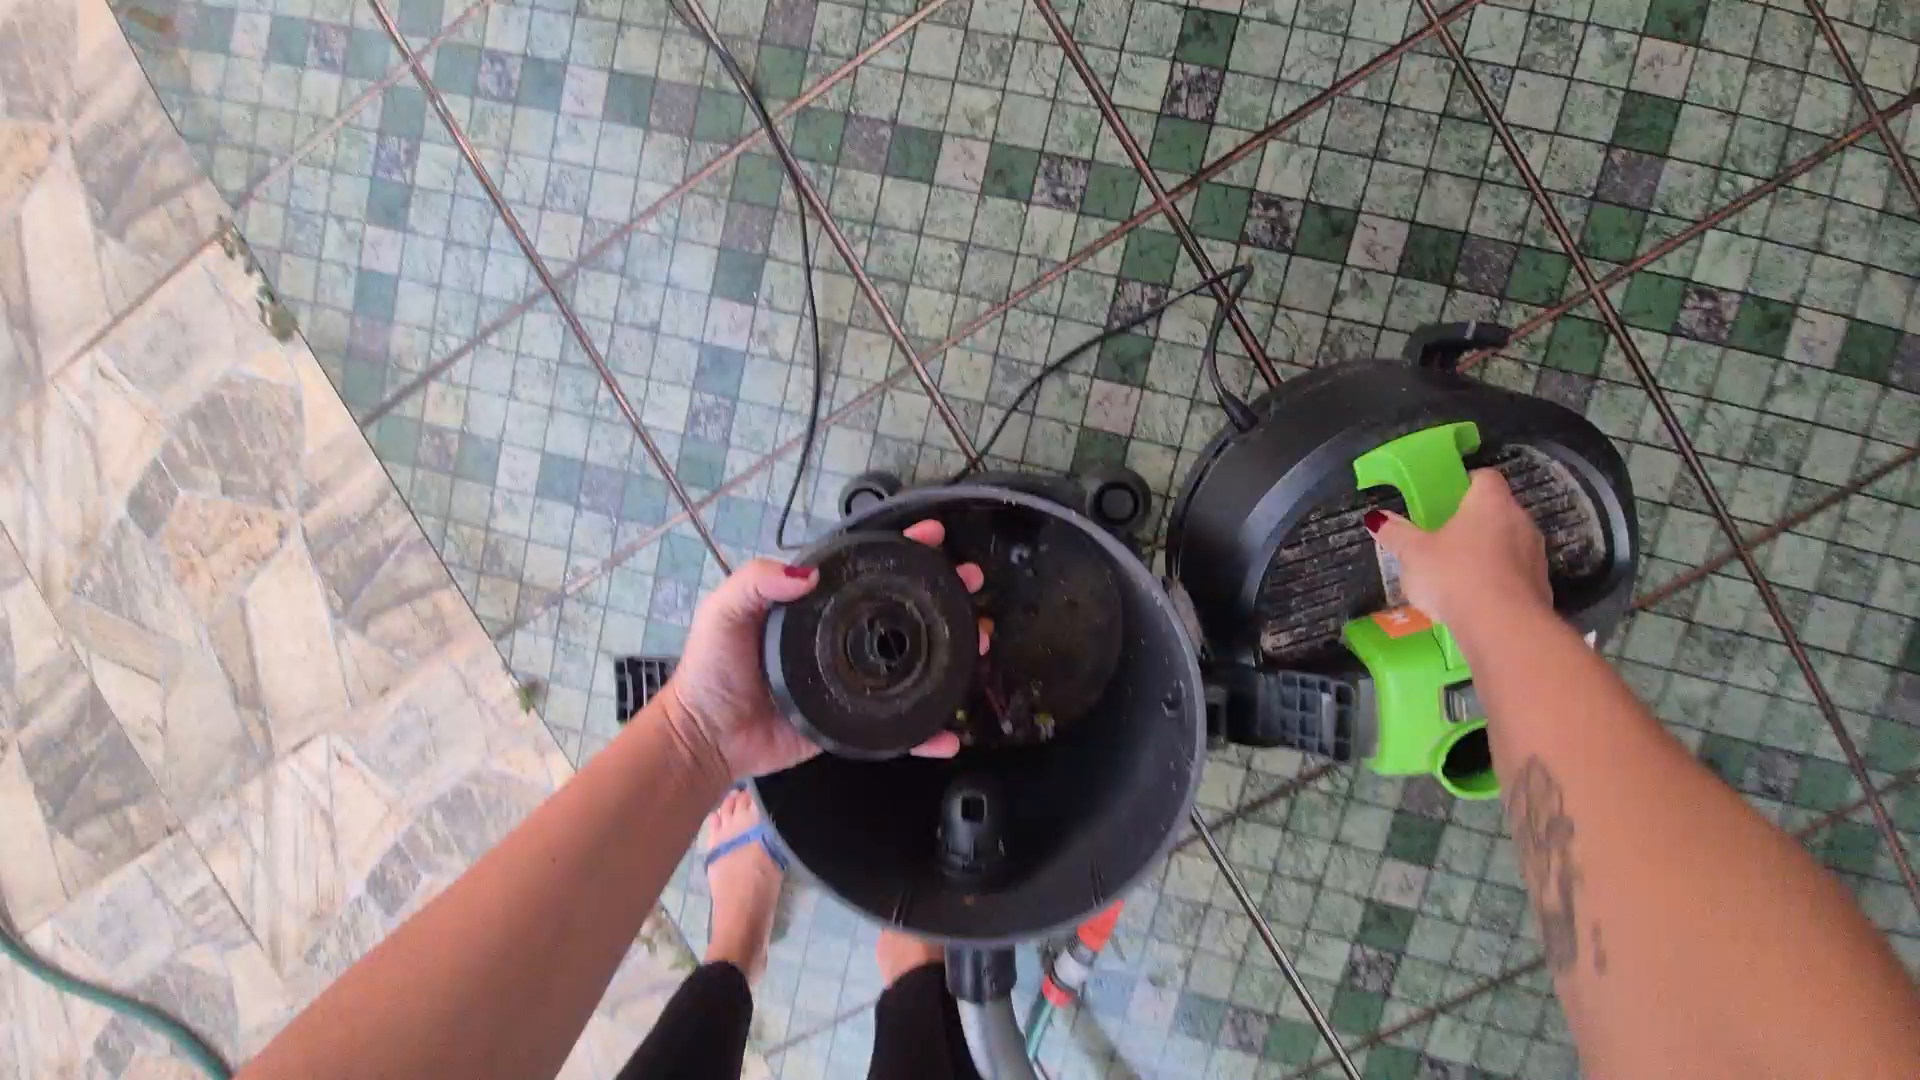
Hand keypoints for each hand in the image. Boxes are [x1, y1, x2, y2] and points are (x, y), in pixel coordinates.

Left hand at [660, 520, 985, 783]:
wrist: (706, 737)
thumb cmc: (713, 669)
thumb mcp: (725, 613)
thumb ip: (756, 583)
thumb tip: (809, 574)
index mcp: (819, 607)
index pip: (869, 569)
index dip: (904, 548)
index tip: (936, 536)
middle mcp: (844, 638)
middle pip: (905, 609)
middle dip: (945, 592)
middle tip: (973, 584)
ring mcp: (854, 680)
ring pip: (914, 661)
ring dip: (952, 648)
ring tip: (979, 637)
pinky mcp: (855, 724)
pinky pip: (898, 728)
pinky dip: (926, 734)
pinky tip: (951, 733)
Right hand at [1364, 469, 1550, 626]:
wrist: (1503, 626)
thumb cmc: (1454, 575)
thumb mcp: (1412, 553)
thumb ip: (1396, 533)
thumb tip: (1376, 518)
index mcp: (1490, 503)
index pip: (1485, 477)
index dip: (1464, 483)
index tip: (1444, 498)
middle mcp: (1520, 520)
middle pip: (1497, 510)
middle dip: (1472, 521)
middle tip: (1441, 538)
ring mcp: (1536, 553)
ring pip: (1508, 542)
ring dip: (1486, 551)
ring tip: (1456, 573)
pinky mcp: (1542, 584)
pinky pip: (1515, 572)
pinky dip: (1497, 578)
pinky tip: (1474, 597)